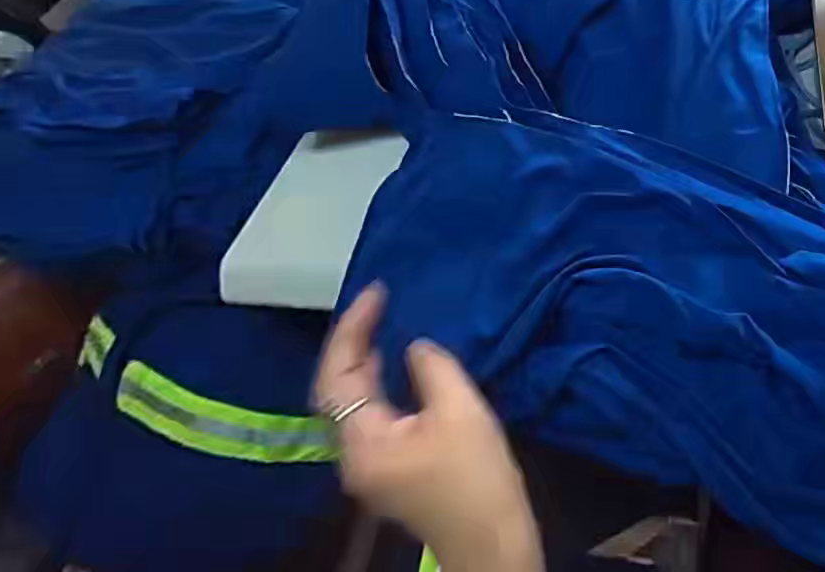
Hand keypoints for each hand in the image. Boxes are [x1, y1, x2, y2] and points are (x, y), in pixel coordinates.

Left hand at [316, 284, 541, 571]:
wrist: (488, 534)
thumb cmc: (475, 471)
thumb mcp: (461, 409)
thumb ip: (433, 369)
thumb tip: (414, 346)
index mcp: (364, 443)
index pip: (339, 378)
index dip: (353, 330)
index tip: (377, 292)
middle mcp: (354, 456)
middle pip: (336, 391)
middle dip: (351, 342)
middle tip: (378, 301)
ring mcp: (369, 464)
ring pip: (350, 403)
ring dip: (361, 360)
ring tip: (382, 321)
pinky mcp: (389, 465)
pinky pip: (370, 413)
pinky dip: (375, 381)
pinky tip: (393, 364)